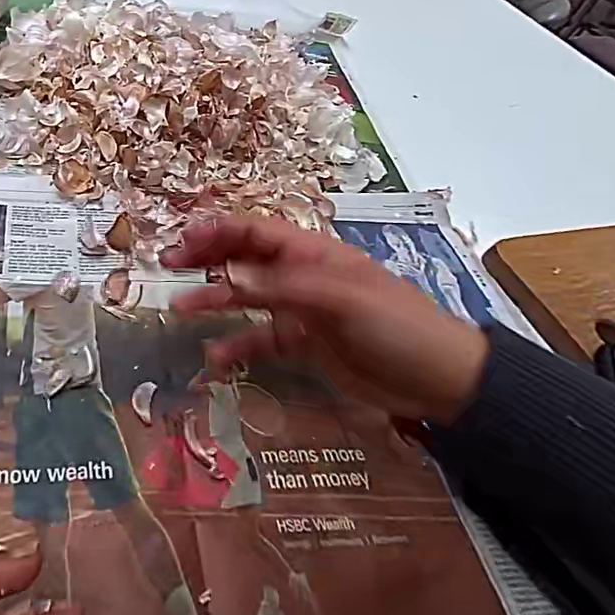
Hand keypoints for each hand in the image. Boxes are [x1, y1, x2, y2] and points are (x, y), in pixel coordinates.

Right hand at [161, 218, 490, 422]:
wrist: (445, 383)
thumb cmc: (399, 327)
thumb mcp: (343, 301)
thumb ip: (283, 288)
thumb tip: (227, 278)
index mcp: (313, 254)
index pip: (256, 232)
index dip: (219, 230)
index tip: (183, 237)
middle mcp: (300, 276)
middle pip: (244, 259)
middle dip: (206, 258)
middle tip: (169, 264)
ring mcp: (299, 309)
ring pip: (245, 298)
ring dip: (213, 299)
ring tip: (180, 308)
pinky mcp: (302, 342)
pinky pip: (260, 339)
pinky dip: (237, 345)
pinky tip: (216, 357)